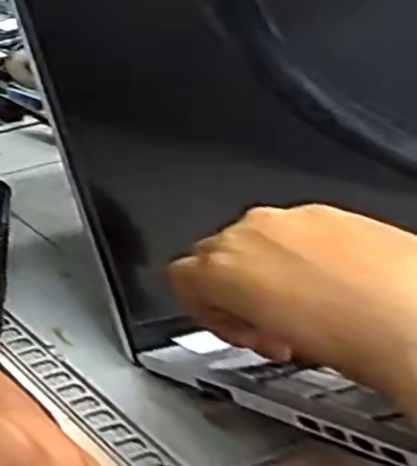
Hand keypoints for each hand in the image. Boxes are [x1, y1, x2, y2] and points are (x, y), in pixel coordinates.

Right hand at [169, 204, 416, 411]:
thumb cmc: (391, 353)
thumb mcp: (298, 357)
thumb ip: (249, 328)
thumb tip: (251, 337)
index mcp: (222, 271)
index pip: (180, 276)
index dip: (208, 311)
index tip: (242, 334)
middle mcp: (244, 236)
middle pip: (215, 252)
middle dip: (244, 289)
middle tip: (289, 332)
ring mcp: (290, 222)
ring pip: (259, 238)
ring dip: (282, 271)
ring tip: (332, 313)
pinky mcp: (335, 213)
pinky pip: (306, 230)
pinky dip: (324, 256)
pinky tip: (360, 290)